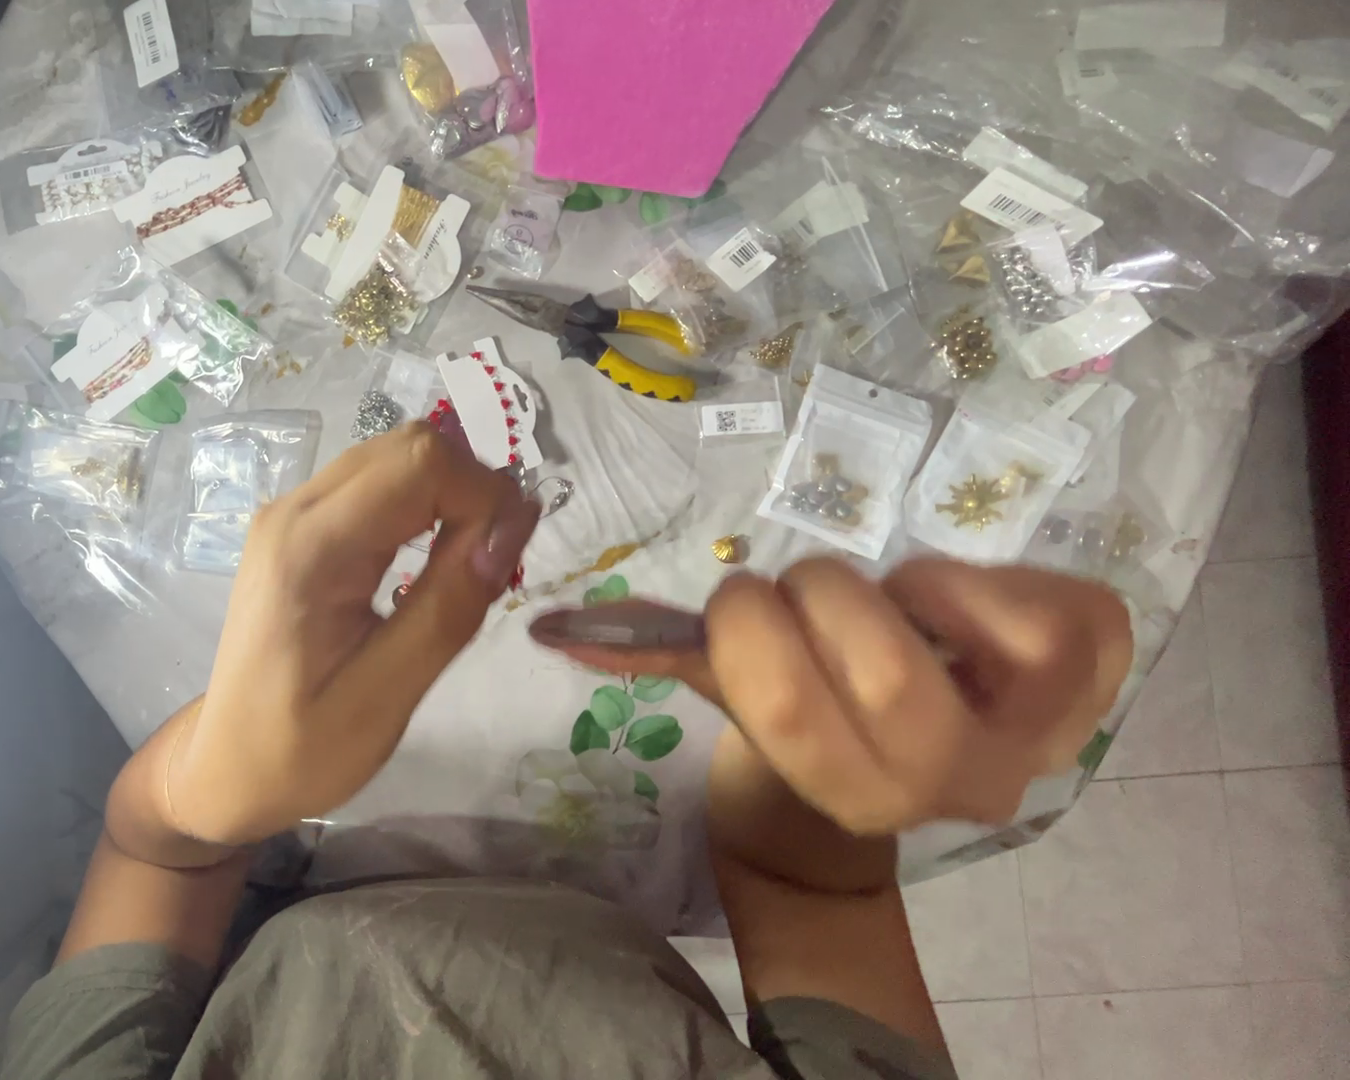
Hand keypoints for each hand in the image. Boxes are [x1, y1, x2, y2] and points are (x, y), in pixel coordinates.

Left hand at [110, 424, 540, 864]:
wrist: (227, 764)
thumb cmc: (300, 748)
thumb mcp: (386, 696)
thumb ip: (450, 605)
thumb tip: (516, 522)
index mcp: (309, 546)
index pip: (419, 462)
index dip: (481, 494)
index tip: (504, 559)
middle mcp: (295, 509)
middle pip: (408, 447)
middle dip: (469, 491)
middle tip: (491, 564)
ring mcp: (292, 513)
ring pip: (396, 459)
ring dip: (449, 497)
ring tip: (467, 566)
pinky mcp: (299, 528)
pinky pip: (377, 486)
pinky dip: (422, 507)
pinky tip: (432, 558)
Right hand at [529, 557, 1131, 834]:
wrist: (883, 790)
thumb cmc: (787, 740)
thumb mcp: (723, 701)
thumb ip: (648, 655)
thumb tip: (552, 624)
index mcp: (844, 786)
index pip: (780, 697)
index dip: (741, 623)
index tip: (736, 606)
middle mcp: (950, 780)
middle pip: (875, 654)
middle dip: (813, 594)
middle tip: (802, 598)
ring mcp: (1039, 738)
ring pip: (983, 628)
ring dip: (904, 589)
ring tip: (886, 604)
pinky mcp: (1094, 690)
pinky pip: (1069, 612)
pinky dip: (995, 583)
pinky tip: (953, 605)